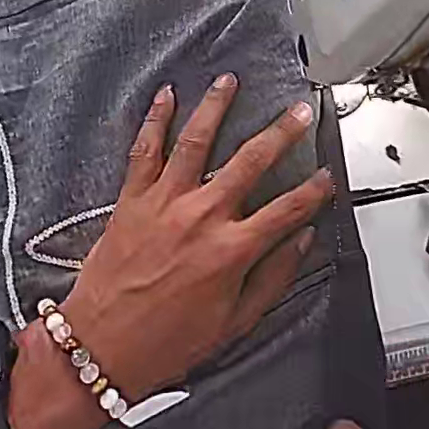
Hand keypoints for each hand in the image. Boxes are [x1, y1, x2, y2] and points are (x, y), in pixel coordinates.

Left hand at [7, 74, 333, 428]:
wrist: (102, 347)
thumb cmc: (167, 340)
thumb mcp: (235, 321)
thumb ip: (273, 277)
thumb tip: (301, 242)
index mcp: (231, 250)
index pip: (286, 209)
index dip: (313, 191)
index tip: (326, 176)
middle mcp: (201, 217)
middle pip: (250, 161)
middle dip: (281, 132)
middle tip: (298, 111)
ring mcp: (165, 202)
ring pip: (197, 141)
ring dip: (216, 107)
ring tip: (229, 81)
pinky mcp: (133, 199)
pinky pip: (145, 150)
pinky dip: (155, 120)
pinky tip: (165, 97)